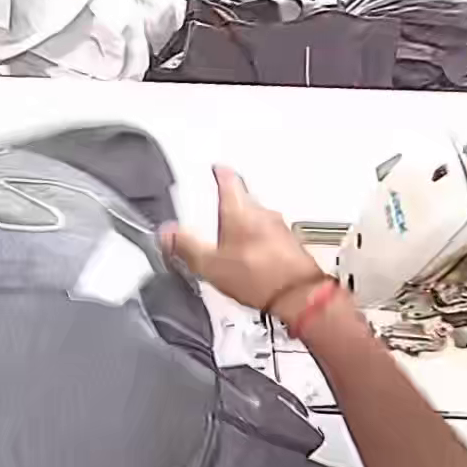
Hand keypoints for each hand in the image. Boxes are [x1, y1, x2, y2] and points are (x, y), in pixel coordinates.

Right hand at [159, 165, 330, 324]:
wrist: (298, 296)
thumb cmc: (259, 277)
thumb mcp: (209, 264)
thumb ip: (186, 246)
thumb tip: (167, 233)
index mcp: (239, 210)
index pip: (228, 179)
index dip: (219, 173)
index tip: (215, 169)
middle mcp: (262, 213)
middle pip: (243, 198)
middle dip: (229, 203)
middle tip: (216, 210)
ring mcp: (279, 228)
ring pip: (257, 218)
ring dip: (244, 225)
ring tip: (230, 240)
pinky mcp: (290, 245)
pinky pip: (269, 236)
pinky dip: (257, 242)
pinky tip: (250, 259)